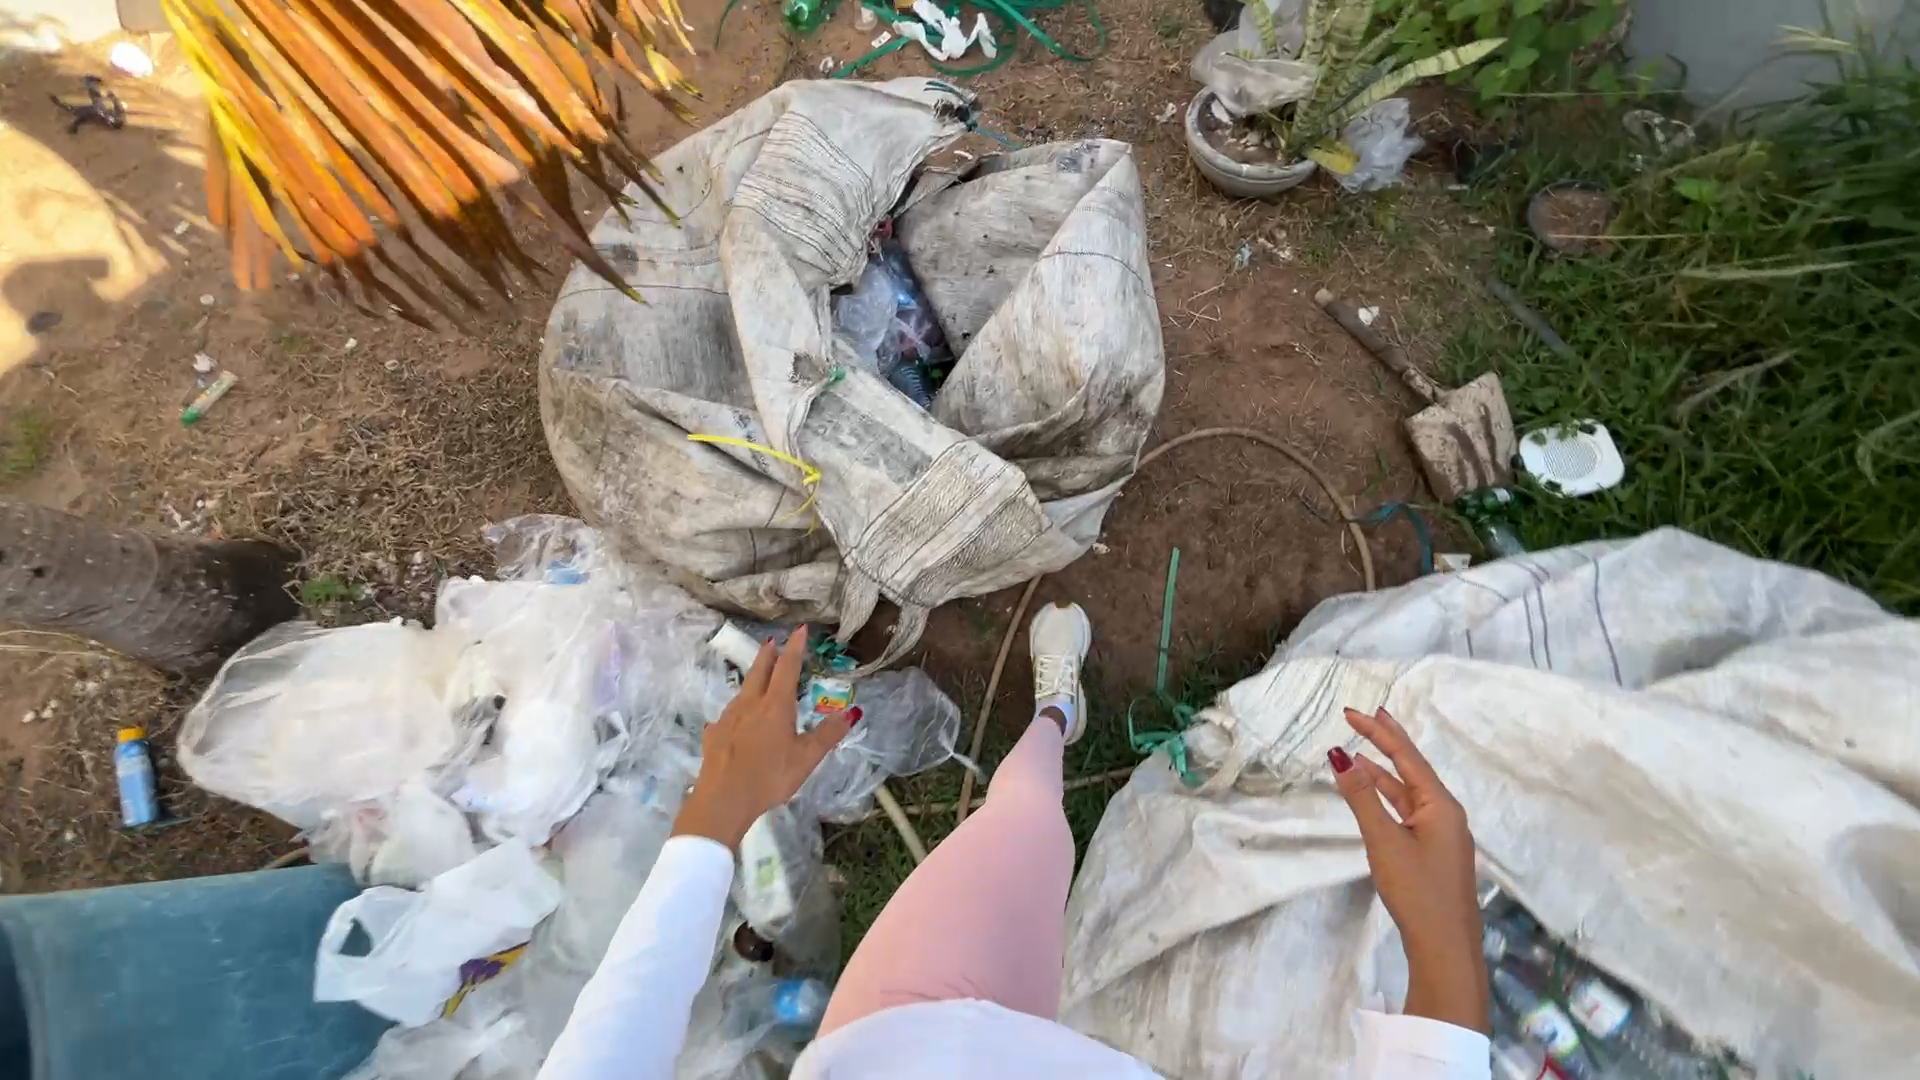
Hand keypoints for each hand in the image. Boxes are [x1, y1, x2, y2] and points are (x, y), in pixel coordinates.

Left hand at [671, 627, 856, 850]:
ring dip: (753, 679)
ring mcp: (728, 717)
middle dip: (769, 654)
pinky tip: (737, 722)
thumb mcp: (806, 758)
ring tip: (760, 679)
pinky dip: (738, 711)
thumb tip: (852, 712)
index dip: (795, 647)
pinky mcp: (714, 734)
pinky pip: (729, 715)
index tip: (800, 630)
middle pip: (760, 670)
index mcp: (776, 705)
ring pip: (743, 690)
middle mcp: (750, 704)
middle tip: (774, 641)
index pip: (787, 667)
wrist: (722, 800)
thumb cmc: (769, 777)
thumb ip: (828, 734)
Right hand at [1330, 706, 1488, 1034]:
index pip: (1406, 757)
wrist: (1444, 949)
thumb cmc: (1416, 890)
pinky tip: (1372, 793)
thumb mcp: (1382, 840)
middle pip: (1413, 768)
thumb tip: (1340, 755)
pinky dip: (1386, 794)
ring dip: (1383, 769)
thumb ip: (1361, 796)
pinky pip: (1406, 809)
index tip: (1351, 712)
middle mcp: (1445, 814)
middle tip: (1369, 714)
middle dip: (1389, 741)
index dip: (1378, 732)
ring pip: (1408, 790)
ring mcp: (1440, 834)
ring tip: (1360, 750)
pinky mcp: (1432, 851)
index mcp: (1441, 806)